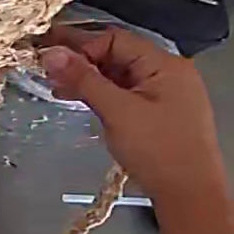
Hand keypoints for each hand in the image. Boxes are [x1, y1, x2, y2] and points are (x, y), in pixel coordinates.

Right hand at [36, 25, 228, 207]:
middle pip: (116, 54)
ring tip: (55, 85)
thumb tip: (52, 53)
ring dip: (86, 77)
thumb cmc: (157, 149)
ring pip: (116, 74)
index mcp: (164, 65)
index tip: (50, 59)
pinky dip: (98, 92)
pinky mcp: (155, 111)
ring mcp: (162, 92)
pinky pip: (122, 91)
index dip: (81, 47)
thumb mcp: (116, 110)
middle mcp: (166, 72)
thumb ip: (84, 79)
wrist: (189, 193)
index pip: (115, 40)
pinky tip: (77, 98)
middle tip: (45, 67)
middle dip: (80, 60)